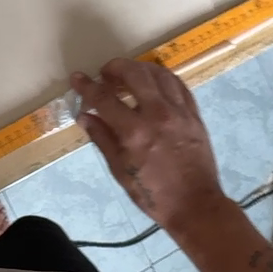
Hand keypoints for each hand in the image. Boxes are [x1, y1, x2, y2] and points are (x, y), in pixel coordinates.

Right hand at [72, 58, 229, 229]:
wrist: (195, 205)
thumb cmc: (152, 193)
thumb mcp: (120, 170)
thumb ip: (102, 138)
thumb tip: (84, 116)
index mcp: (134, 132)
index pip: (104, 99)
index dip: (87, 86)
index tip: (77, 78)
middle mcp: (158, 115)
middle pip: (134, 74)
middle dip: (115, 67)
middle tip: (106, 73)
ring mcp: (179, 112)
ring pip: (159, 73)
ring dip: (140, 68)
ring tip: (129, 74)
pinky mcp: (194, 115)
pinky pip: (179, 85)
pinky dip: (163, 78)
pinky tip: (154, 82)